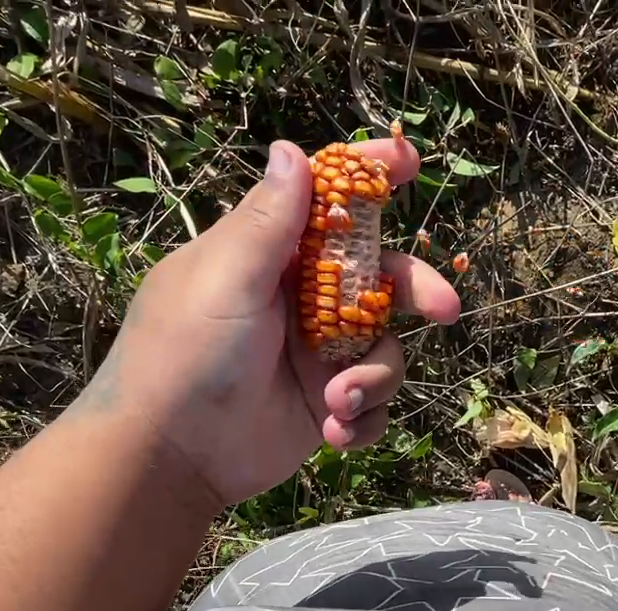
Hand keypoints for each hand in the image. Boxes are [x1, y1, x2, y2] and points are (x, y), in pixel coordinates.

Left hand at [70, 138, 460, 507]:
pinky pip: (375, 405)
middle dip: (416, 292)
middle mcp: (306, 303)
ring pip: (386, 352)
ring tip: (337, 403)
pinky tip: (334, 434)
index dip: (368, 179)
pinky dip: (364, 420)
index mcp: (275, 259)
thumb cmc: (187, 353)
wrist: (172, 454)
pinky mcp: (330, 406)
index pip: (328, 206)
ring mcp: (321, 357)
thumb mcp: (224, 279)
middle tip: (445, 309)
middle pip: (382, 281)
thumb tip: (291, 149)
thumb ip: (267, 223)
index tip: (407, 162)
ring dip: (373, 380)